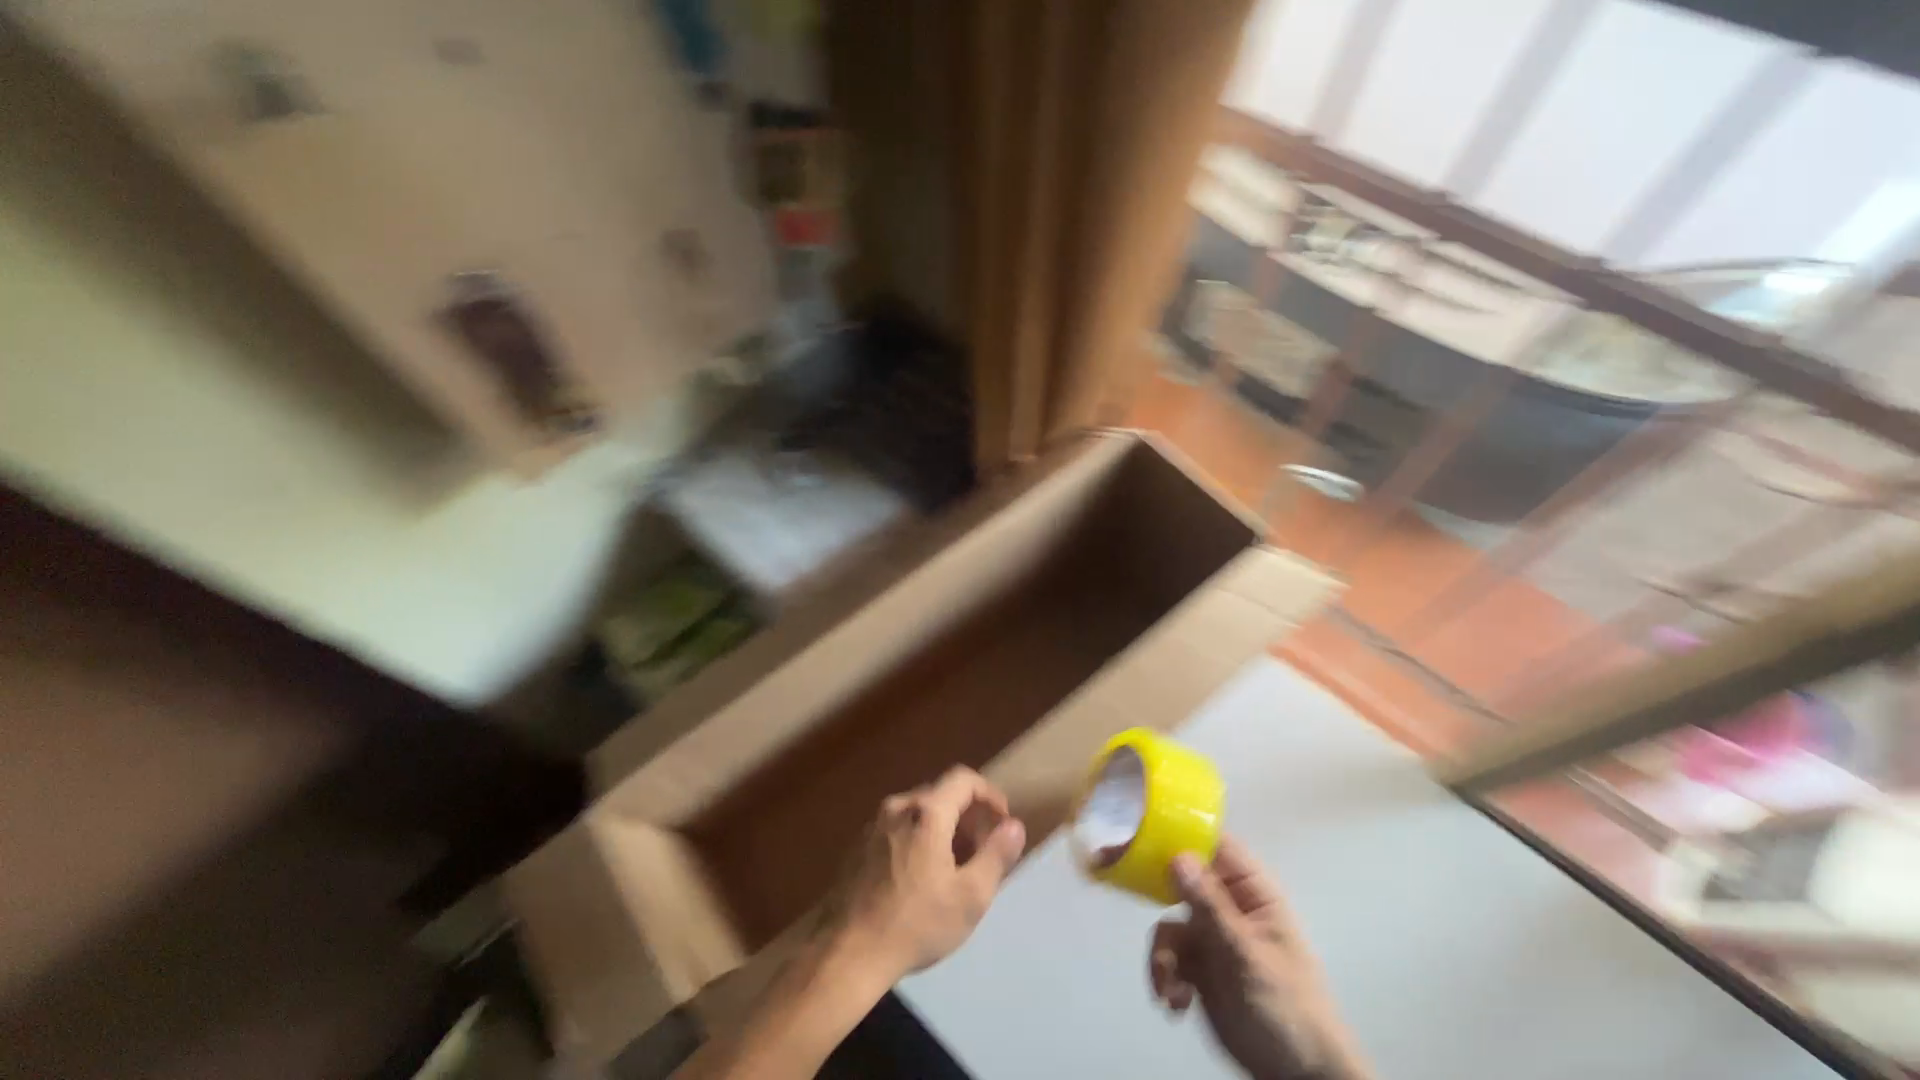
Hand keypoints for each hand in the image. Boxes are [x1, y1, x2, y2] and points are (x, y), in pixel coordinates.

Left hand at [823, 766, 1027, 984]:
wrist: (847, 953)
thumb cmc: (916, 923)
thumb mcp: (970, 896)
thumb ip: (996, 855)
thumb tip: (1014, 826)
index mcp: (926, 813)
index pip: (963, 779)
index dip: (990, 794)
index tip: (1002, 821)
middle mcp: (896, 808)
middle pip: (940, 794)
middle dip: (968, 817)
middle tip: (982, 852)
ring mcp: (873, 827)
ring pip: (918, 813)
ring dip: (943, 830)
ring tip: (955, 870)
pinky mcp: (858, 847)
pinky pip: (898, 829)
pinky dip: (919, 839)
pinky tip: (921, 879)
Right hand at [1149, 837, 1369, 1079]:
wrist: (1295, 1074)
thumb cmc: (1285, 1006)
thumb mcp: (1245, 954)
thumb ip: (1210, 906)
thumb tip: (1177, 855)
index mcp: (1252, 893)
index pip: (1215, 845)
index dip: (1180, 833)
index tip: (1139, 829)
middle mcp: (1229, 906)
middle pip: (1181, 879)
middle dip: (1150, 887)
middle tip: (1107, 871)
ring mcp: (1212, 936)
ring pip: (1168, 924)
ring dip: (1163, 956)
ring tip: (1171, 989)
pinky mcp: (1199, 967)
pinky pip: (1168, 956)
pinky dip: (1165, 976)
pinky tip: (1176, 1003)